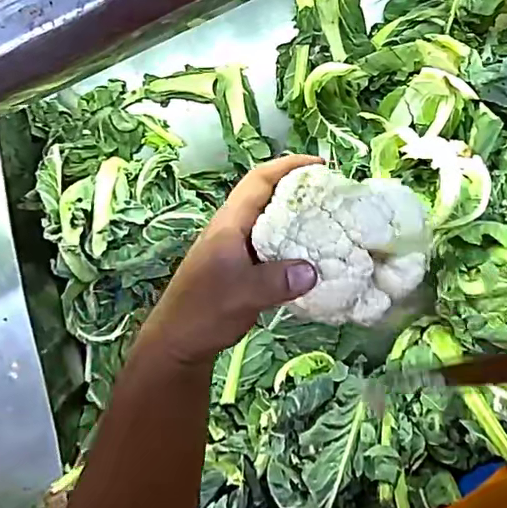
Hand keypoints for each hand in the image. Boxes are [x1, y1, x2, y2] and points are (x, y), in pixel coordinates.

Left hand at [137, 155, 321, 368]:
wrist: (176, 344)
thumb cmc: (203, 312)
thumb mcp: (242, 295)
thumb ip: (277, 281)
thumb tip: (313, 270)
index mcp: (229, 224)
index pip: (259, 180)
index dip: (288, 166)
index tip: (320, 164)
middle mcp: (232, 229)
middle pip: (266, 195)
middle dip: (297, 187)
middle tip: (330, 190)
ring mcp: (234, 249)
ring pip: (269, 219)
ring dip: (295, 214)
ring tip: (326, 217)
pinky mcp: (240, 268)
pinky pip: (270, 243)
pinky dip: (291, 240)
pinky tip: (309, 253)